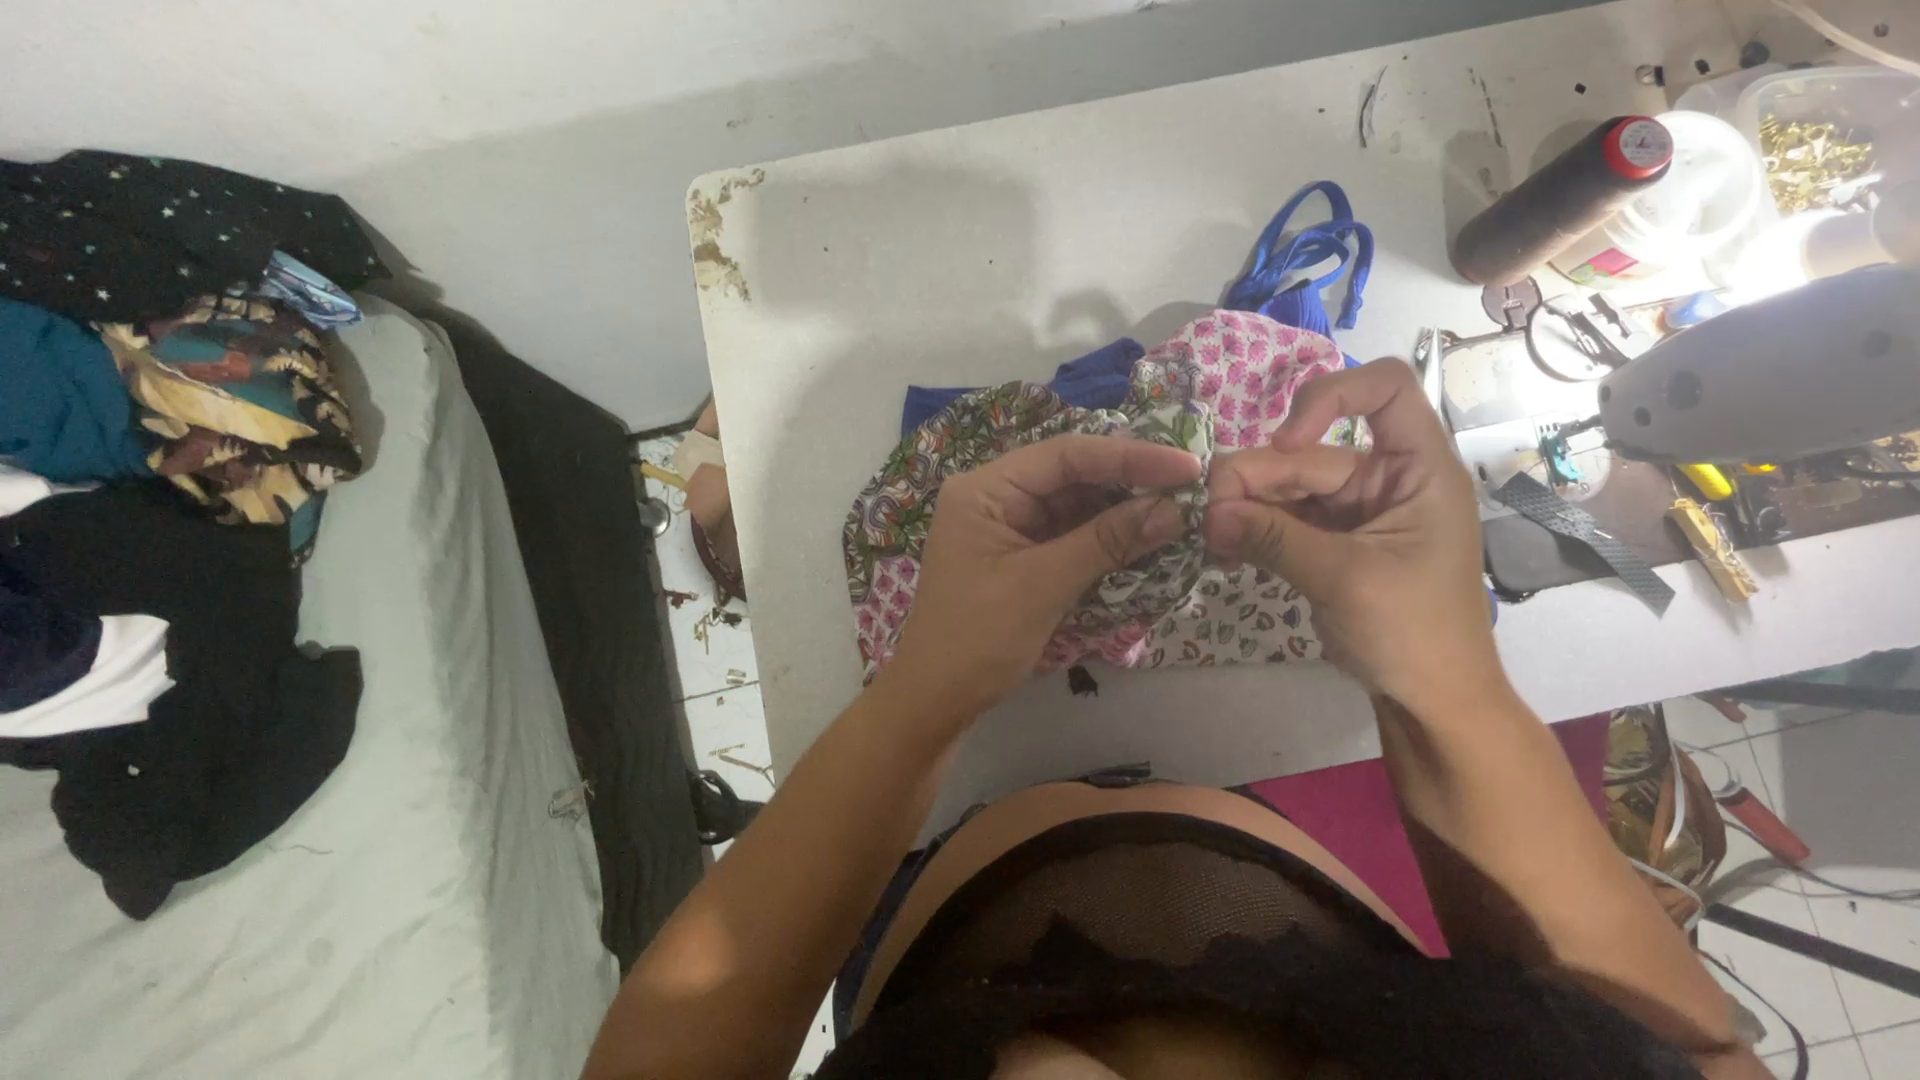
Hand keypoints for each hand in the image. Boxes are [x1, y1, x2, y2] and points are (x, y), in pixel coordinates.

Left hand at [879, 434, 1201, 722]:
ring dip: (1124, 510)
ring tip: (1180, 510)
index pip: (1065, 455)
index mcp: (984, 489)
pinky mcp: (1022, 555)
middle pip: (1073, 474)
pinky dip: (1108, 538)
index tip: (1185, 466)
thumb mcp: (1042, 586)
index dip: (1128, 455)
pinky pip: (1072, 534)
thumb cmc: (976, 638)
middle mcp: (996, 497)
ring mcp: (1009, 526)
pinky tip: (1148, 538)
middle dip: (1130, 481)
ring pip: (1077, 505)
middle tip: (1190, 487)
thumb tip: (1173, 510)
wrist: (937, 699)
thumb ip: (1107, 542)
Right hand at [1203, 359, 1505, 712]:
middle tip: (1208, 520)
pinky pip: (1279, 520)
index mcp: (1417, 469)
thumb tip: (1207, 512)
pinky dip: (1249, 532)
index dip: (1331, 396)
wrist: (1431, 698)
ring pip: (1283, 487)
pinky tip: (1223, 554)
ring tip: (1210, 543)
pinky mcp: (1327, 540)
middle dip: (1253, 480)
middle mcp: (1383, 478)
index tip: (1284, 440)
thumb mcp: (1345, 580)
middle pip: (1306, 453)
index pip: (1385, 389)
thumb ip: (1275, 539)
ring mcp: (1352, 510)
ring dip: (1242, 509)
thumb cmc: (1414, 632)